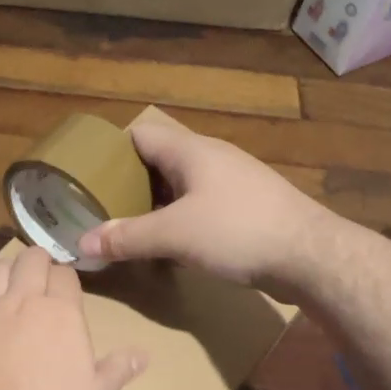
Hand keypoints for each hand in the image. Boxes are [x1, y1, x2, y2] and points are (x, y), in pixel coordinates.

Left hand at [0, 249, 145, 389]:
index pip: (66, 275)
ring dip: (7, 266)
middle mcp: (23, 301)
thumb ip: (118, 370)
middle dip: (38, 261)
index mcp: (62, 313)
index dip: (67, 278)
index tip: (67, 288)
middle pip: (30, 261)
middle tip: (41, 273)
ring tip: (12, 274)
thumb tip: (144, 354)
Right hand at [78, 112, 342, 287]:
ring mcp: (232, 184)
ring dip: (155, 208)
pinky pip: (201, 208)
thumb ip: (126, 237)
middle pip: (158, 162)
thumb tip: (81, 242)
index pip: (140, 134)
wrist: (309, 255)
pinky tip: (172, 249)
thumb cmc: (238, 232)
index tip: (89, 179)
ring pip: (180, 188)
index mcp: (191, 151)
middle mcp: (211, 159)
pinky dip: (180, 223)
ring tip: (131, 233)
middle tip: (104, 212)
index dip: (111, 152)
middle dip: (129, 186)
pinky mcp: (246, 209)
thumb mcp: (174, 235)